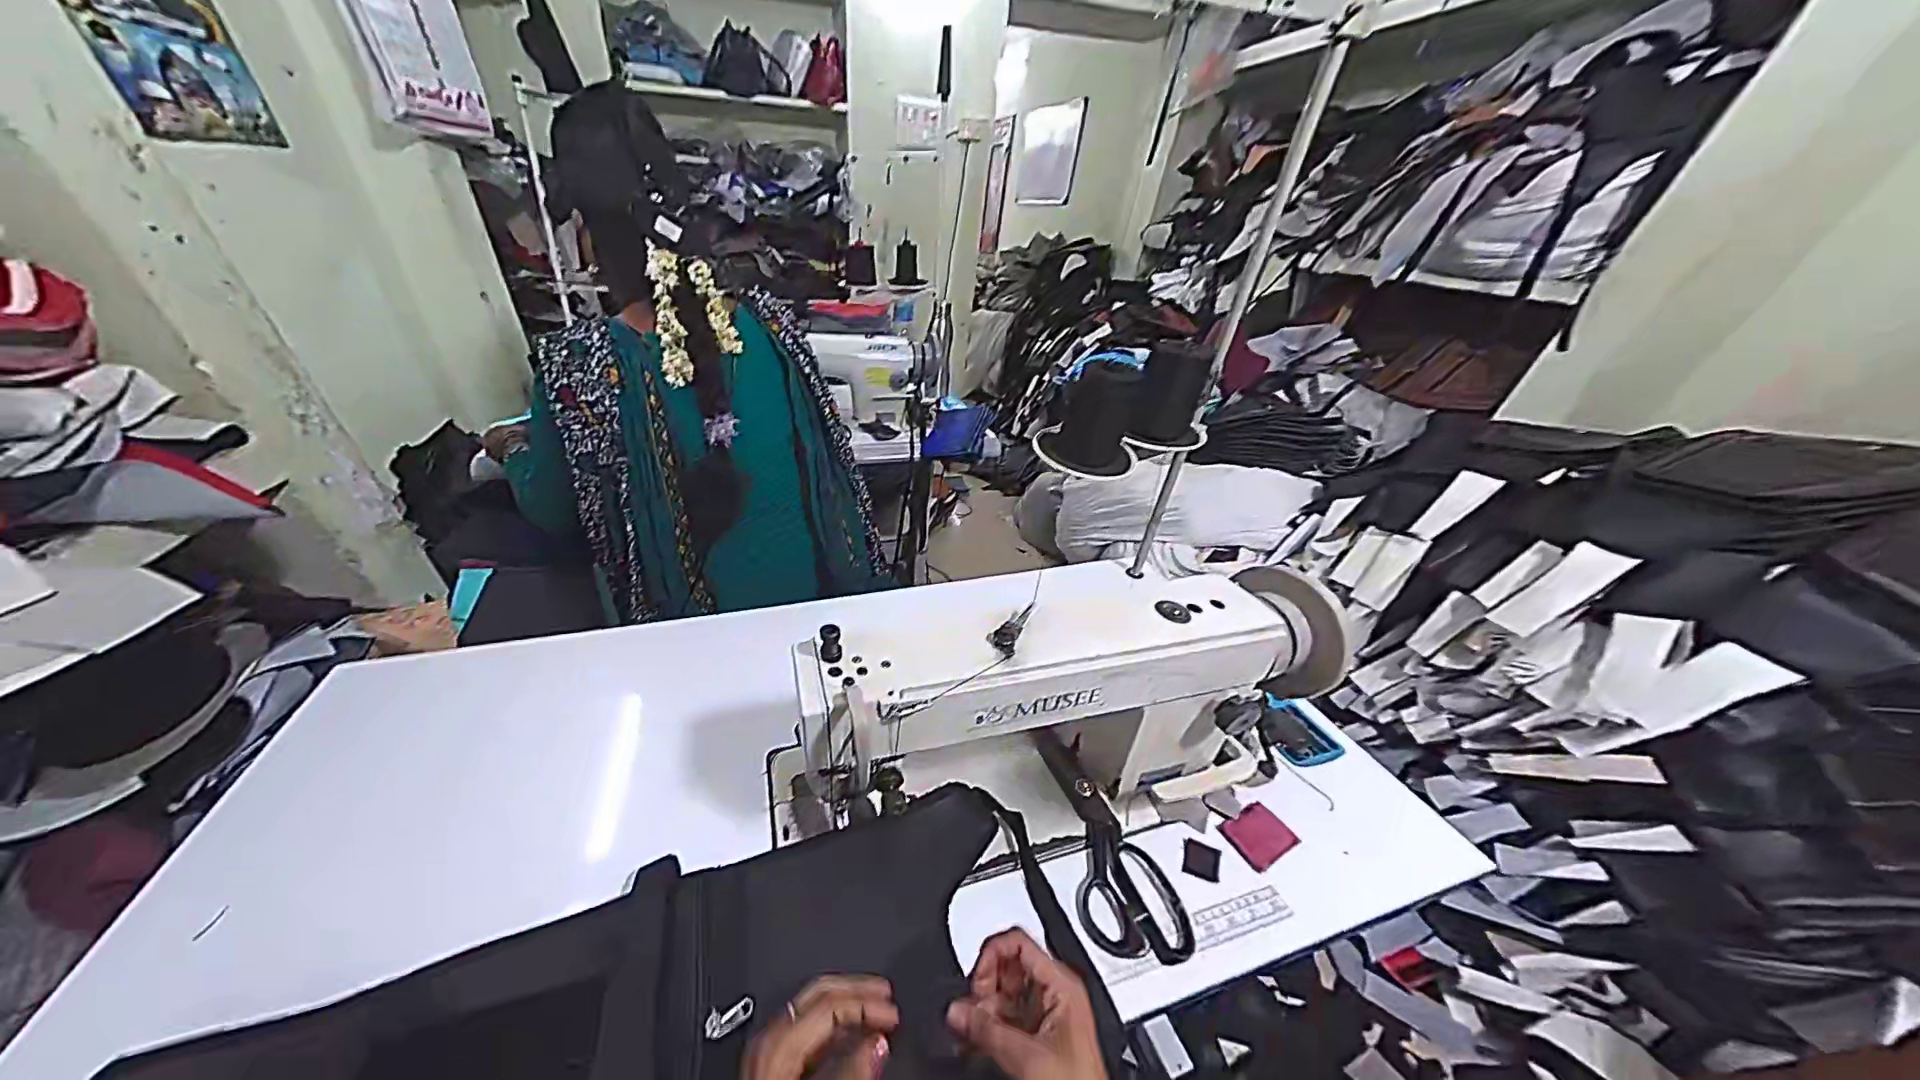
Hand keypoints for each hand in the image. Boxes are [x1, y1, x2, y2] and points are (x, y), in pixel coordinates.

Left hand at [742, 976, 898, 1079]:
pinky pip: (803, 1028)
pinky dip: (831, 1026)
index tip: (892, 1016)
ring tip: (873, 1016)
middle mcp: (767, 1042)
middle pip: (819, 994)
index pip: (831, 1002)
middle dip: (857, 993)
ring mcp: (764, 1053)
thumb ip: (850, 1073)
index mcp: (778, 1045)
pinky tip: (848, 1039)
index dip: (868, 1003)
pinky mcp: (766, 1067)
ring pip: (812, 1007)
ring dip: (846, 1006)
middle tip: (886, 999)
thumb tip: (877, 1043)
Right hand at [947, 929, 1106, 1079]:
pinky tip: (975, 1041)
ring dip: (984, 1008)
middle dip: (985, 986)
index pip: (1019, 942)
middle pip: (1010, 967)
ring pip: (1007, 993)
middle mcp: (1056, 991)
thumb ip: (988, 1030)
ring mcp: (1048, 1013)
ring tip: (967, 1028)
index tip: (975, 982)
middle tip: (972, 1009)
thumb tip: (957, 1010)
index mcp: (1061, 983)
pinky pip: (1009, 1017)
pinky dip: (990, 1026)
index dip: (992, 955)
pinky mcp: (1041, 1035)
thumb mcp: (1027, 1057)